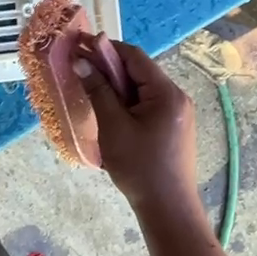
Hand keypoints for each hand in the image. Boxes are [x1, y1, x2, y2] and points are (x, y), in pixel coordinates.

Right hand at [81, 41, 199, 209]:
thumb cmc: (140, 167)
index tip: (79, 45)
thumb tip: (81, 61)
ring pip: (141, 87)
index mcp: (166, 93)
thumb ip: (98, 90)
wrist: (168, 210)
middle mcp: (176, 97)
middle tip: (79, 67)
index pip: (134, 56)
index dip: (105, 47)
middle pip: (138, 70)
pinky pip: (146, 102)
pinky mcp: (173, 127)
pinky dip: (126, 100)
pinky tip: (109, 110)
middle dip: (108, 67)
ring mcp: (177, 113)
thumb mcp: (113, 126)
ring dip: (115, 85)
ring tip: (90, 89)